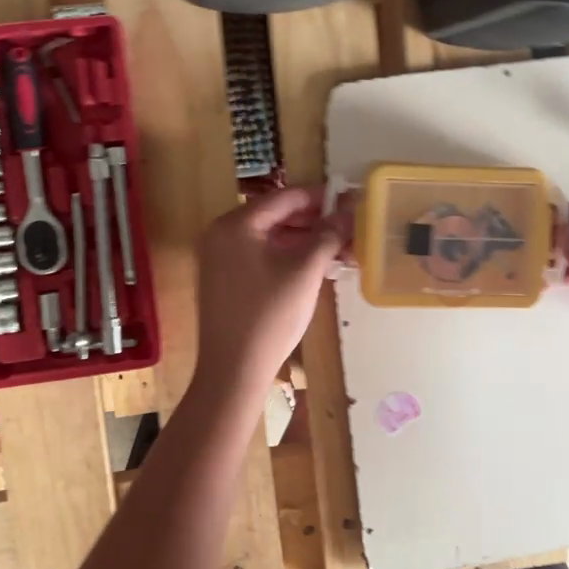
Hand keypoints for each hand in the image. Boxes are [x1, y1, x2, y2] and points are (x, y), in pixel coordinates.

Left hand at [195, 186, 346, 389]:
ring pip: (270, 237)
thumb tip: (347, 214)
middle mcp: (222, 234)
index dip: (321, 197)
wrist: (233, 371)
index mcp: (236, 224)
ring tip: (339, 250)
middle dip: (315, 222)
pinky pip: (260, 255)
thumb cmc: (269, 316)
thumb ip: (327, 236)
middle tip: (349, 228)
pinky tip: (315, 267)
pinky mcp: (224, 280)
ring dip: (304, 241)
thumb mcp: (304, 272)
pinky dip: (288, 256)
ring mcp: (219, 258)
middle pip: (276, 215)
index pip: (285, 197)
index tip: (350, 200)